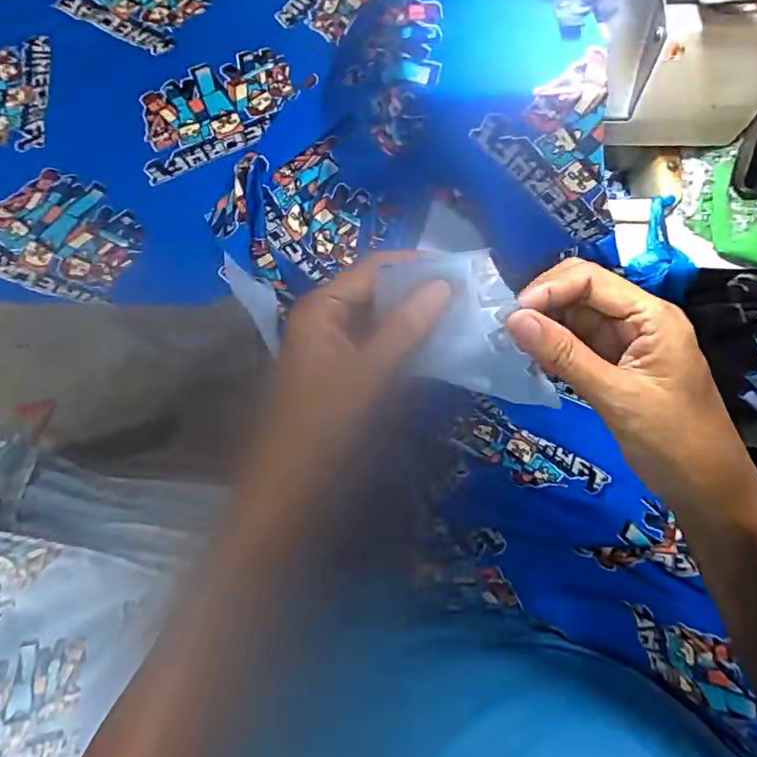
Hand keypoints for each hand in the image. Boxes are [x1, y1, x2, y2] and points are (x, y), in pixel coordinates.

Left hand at [249, 252, 451, 482]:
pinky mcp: (343, 374)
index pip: (373, 268)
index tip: (461, 269)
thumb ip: (406, 327)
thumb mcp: (370, 372)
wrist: (288, 492)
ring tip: (462, 316)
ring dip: (416, 318)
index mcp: (322, 308)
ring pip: (380, 321)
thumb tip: (445, 284)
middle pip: (376, 292)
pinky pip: (378, 347)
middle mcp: (325, 319)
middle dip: (419, 291)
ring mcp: (333, 348)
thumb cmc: (325, 426)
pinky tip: (438, 348)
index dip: (416, 264)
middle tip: (468, 294)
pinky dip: (405, 344)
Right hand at [504, 259, 748, 502]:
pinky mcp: (618, 364)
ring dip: (545, 327)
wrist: (711, 493)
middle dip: (544, 304)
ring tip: (515, 345)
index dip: (548, 288)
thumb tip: (514, 319)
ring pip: (576, 317)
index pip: (590, 279)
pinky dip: (555, 348)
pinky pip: (579, 343)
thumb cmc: (675, 443)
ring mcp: (628, 342)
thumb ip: (564, 355)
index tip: (514, 315)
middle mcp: (639, 319)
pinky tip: (534, 359)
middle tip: (509, 330)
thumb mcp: (617, 397)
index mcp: (652, 316)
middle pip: (581, 291)